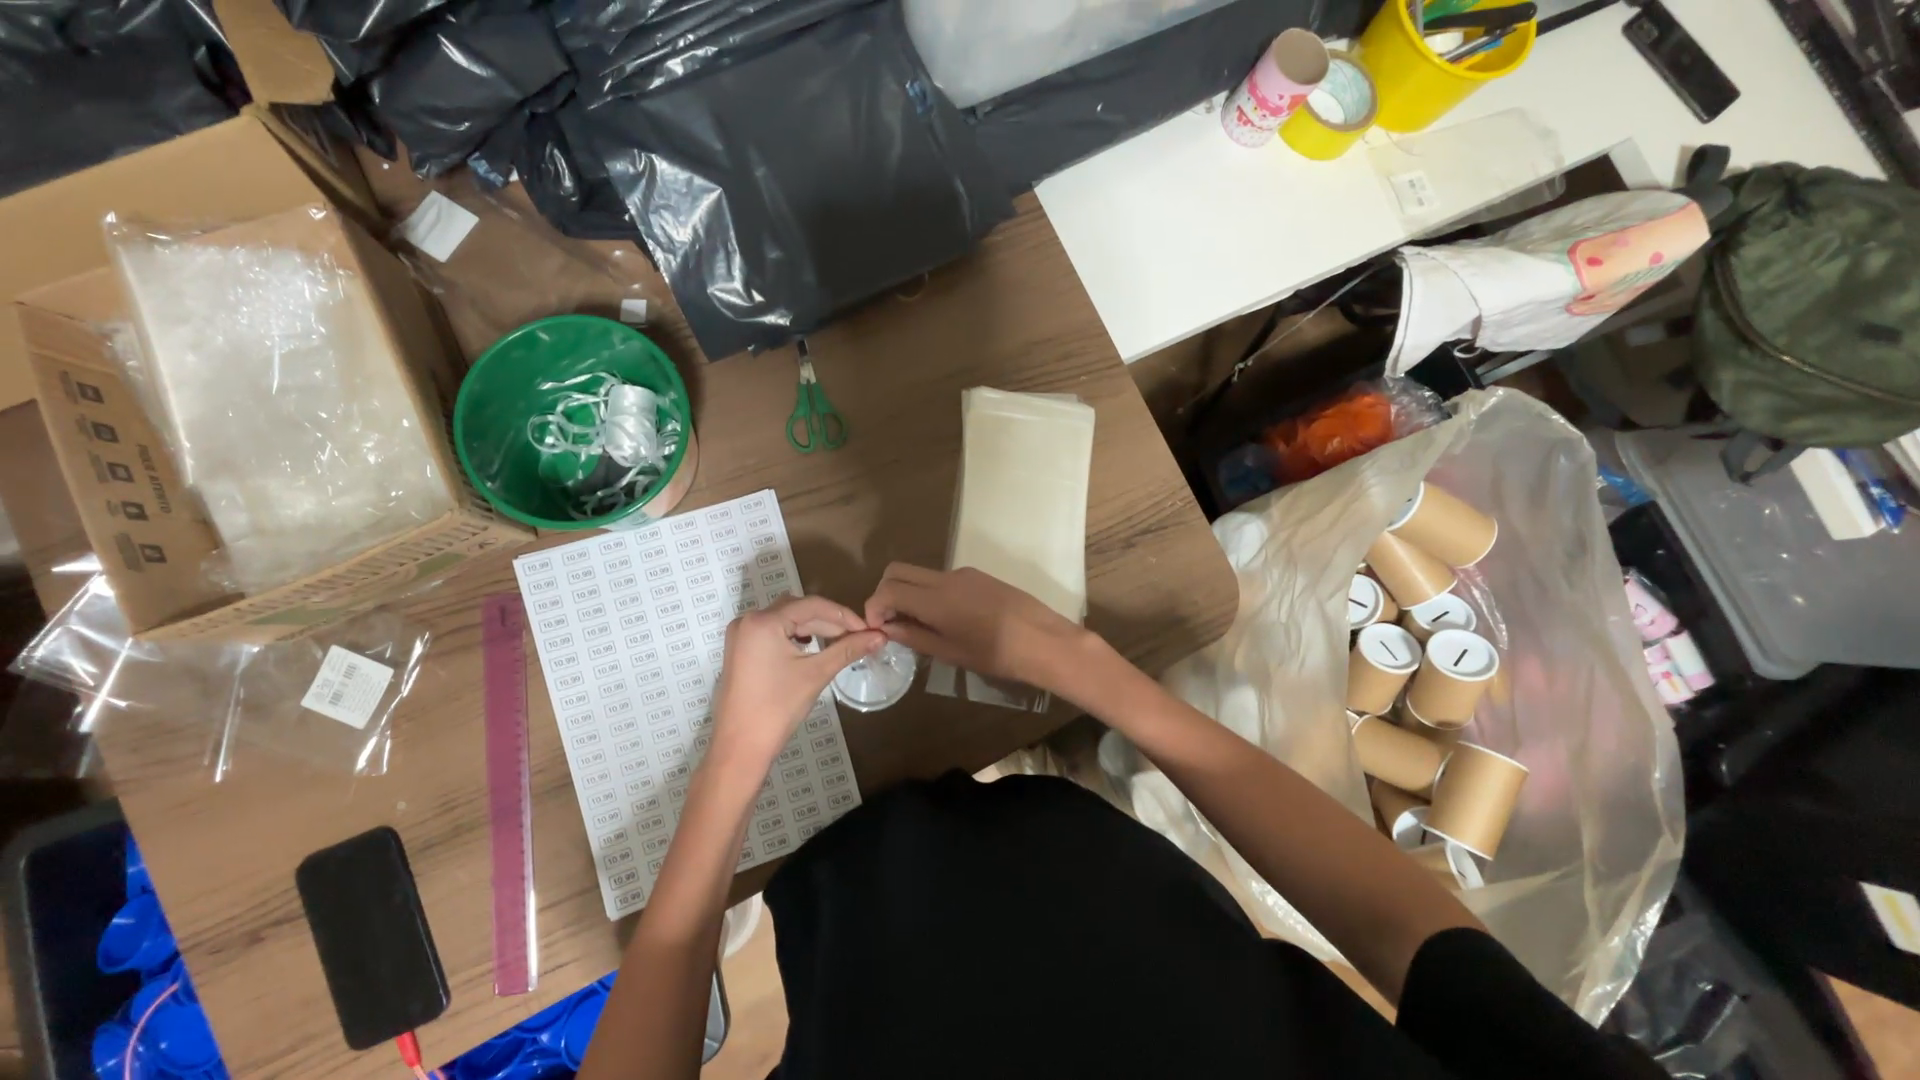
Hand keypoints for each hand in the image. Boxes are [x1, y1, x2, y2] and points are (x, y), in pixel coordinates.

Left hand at [711, 595, 884, 767]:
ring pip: (785, 620)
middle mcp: (748, 620)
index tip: (868, 629)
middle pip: (797, 609)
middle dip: (829, 621)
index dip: (843, 615)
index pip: (812, 605)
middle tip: (856, 636)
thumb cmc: (778, 707)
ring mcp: (740, 635)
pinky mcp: (740, 650)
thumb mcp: (816, 673)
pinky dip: (794, 637)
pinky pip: (772, 632)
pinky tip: (811, 648)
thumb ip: (848, 649)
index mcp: (763, 621)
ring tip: (839, 642)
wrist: (741, 746)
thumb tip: (880, 637)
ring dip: (812, 628)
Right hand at [863, 564, 1097, 694]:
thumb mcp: (951, 653)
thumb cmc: (996, 654)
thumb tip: (889, 629)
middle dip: (885, 593)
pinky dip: (930, 593)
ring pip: (921, 574)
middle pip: (898, 571)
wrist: (1045, 641)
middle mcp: (945, 578)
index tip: (876, 628)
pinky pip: (942, 579)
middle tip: (890, 622)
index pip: (887, 590)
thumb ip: (915, 637)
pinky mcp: (979, 577)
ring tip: (918, 626)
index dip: (873, 608)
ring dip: (909, 593)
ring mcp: (964, 574)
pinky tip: (944, 620)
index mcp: (934, 599)